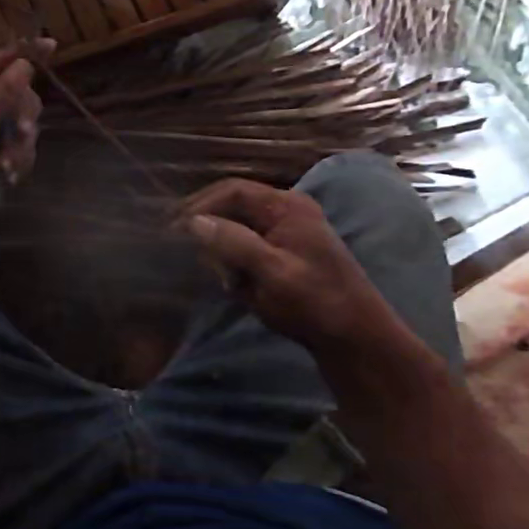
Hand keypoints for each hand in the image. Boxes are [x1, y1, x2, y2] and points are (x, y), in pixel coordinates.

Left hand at [0, 41, 52, 231]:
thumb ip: (1, 95)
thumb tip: (25, 65)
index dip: (24, 55)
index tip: (51, 45)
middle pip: (19, 95)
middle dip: (22, 115)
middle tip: (21, 130)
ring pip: (25, 124)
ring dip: (18, 145)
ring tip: (3, 164)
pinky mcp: (2, 155)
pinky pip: (24, 149)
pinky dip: (17, 162)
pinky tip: (4, 175)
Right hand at [181, 178, 425, 362]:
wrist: (355, 338)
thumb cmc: (313, 301)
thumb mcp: (270, 271)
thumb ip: (233, 242)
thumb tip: (193, 222)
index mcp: (287, 206)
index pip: (233, 190)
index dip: (200, 205)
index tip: (173, 227)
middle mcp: (288, 212)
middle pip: (235, 207)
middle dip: (210, 228)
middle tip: (181, 247)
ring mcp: (289, 234)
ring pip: (239, 229)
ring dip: (222, 249)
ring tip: (215, 273)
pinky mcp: (288, 256)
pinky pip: (250, 249)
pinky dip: (235, 264)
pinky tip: (232, 284)